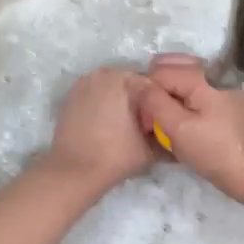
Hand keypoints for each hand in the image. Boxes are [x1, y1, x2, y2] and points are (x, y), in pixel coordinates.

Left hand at [43, 66, 160, 192]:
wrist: (74, 170)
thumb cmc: (117, 155)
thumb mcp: (152, 147)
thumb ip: (166, 132)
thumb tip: (173, 128)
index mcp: (126, 79)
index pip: (152, 85)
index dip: (159, 103)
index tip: (159, 121)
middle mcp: (104, 73)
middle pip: (130, 83)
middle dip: (137, 99)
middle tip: (142, 124)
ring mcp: (83, 82)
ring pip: (110, 87)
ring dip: (118, 100)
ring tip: (122, 125)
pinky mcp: (70, 96)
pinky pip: (93, 94)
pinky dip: (100, 104)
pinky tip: (104, 125)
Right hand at [132, 53, 243, 199]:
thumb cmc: (213, 152)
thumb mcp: (177, 129)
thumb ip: (153, 101)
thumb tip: (133, 80)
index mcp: (202, 75)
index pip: (159, 71)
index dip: (147, 94)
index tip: (148, 122)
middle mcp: (214, 70)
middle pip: (172, 66)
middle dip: (158, 88)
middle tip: (156, 118)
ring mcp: (223, 81)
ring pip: (184, 75)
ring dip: (170, 93)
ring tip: (169, 120)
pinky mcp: (227, 95)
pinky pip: (197, 85)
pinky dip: (185, 97)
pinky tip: (184, 118)